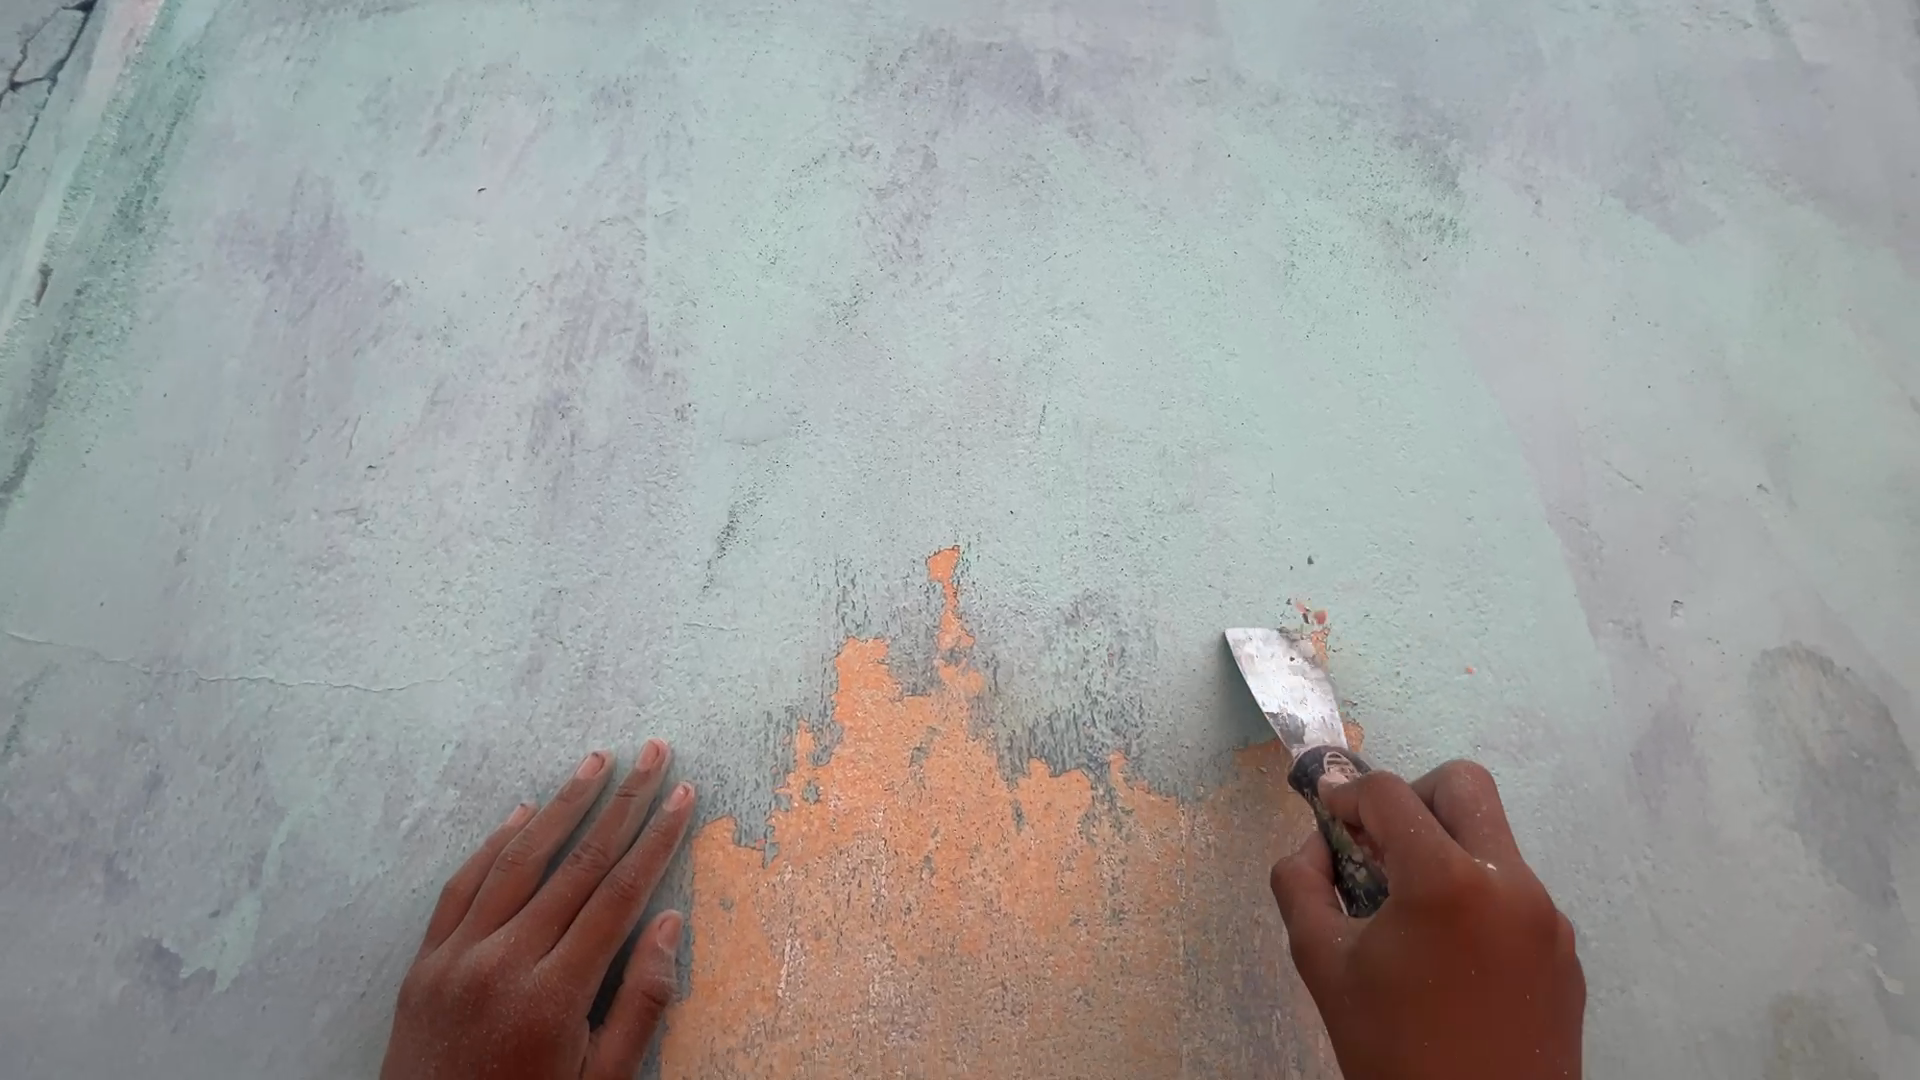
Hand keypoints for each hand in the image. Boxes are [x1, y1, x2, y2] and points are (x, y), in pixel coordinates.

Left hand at [381, 741, 696, 1079]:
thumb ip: (640, 1003)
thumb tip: (670, 921)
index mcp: (552, 996)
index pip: (620, 893)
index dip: (657, 838)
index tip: (683, 794)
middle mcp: (501, 964)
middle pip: (578, 863)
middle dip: (624, 802)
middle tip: (652, 753)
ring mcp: (454, 961)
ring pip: (519, 860)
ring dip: (563, 804)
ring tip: (597, 761)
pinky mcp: (423, 967)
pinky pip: (461, 888)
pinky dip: (495, 844)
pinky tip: (524, 812)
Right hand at [1270, 760, 1584, 1079]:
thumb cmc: (1390, 1046)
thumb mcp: (1317, 957)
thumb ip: (1300, 880)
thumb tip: (1318, 845)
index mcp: (1447, 881)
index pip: (1388, 793)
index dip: (1346, 794)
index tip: (1326, 817)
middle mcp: (1511, 885)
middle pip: (1463, 785)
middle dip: (1409, 797)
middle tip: (1378, 842)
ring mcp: (1548, 920)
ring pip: (1490, 836)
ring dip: (1440, 844)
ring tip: (1404, 904)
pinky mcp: (1565, 954)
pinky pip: (1511, 888)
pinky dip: (1470, 890)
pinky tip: (1443, 948)